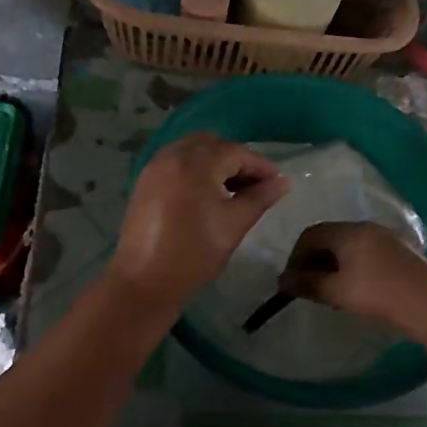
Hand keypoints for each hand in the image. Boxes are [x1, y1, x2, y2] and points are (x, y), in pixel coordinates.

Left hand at [109, 133, 288, 306]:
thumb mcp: (233, 225)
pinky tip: (205, 196)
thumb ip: (259, 198)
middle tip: (255, 186)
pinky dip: (194, 170)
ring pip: (191, 152)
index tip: (278, 183)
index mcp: (195, 162)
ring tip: (232, 192)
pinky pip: (175, 164)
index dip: (260, 166)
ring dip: (215, 164)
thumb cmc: (194, 253)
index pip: (236, 152)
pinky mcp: (144, 183)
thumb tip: (282, 182)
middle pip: (212, 145)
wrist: (144, 281)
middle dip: (236, 161)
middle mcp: (171, 156)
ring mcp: (154, 168)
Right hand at [278, 221, 426, 333]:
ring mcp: (387, 238)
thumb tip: (282, 281)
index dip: (294, 257)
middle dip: (313, 261)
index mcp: (347, 232)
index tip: (291, 281)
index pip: (309, 235)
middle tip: (308, 287)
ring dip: (332, 266)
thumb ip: (306, 284)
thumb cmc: (377, 294)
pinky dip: (351, 268)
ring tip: (330, 292)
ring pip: (348, 247)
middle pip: (329, 238)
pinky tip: (355, 290)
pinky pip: (366, 254)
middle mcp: (366, 227)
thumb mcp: (335, 291)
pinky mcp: (401, 253)